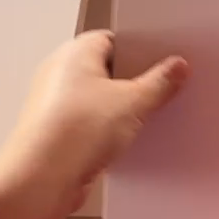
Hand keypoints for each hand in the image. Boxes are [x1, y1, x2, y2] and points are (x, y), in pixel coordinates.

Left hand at [0, 30, 186, 214]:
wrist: (42, 179)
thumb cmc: (77, 131)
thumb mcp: (133, 102)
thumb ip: (159, 82)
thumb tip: (176, 66)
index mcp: (75, 53)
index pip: (112, 39)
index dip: (140, 49)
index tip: (164, 60)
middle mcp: (60, 73)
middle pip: (107, 69)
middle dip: (134, 80)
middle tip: (162, 89)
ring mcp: (56, 104)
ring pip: (99, 98)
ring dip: (122, 108)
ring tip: (147, 117)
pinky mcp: (58, 131)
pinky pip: (91, 122)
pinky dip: (108, 129)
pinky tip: (127, 140)